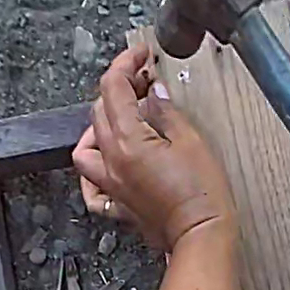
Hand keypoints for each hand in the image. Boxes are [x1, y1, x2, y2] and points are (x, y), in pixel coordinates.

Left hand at [72, 44, 234, 251]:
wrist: (201, 235)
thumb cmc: (203, 194)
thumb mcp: (191, 141)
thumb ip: (166, 112)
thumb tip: (154, 93)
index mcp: (128, 141)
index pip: (113, 88)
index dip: (125, 63)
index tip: (141, 54)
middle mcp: (112, 162)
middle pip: (99, 112)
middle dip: (118, 90)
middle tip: (144, 83)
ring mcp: (112, 186)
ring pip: (86, 147)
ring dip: (98, 127)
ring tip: (122, 120)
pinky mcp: (119, 205)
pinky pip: (91, 188)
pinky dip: (93, 172)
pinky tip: (106, 163)